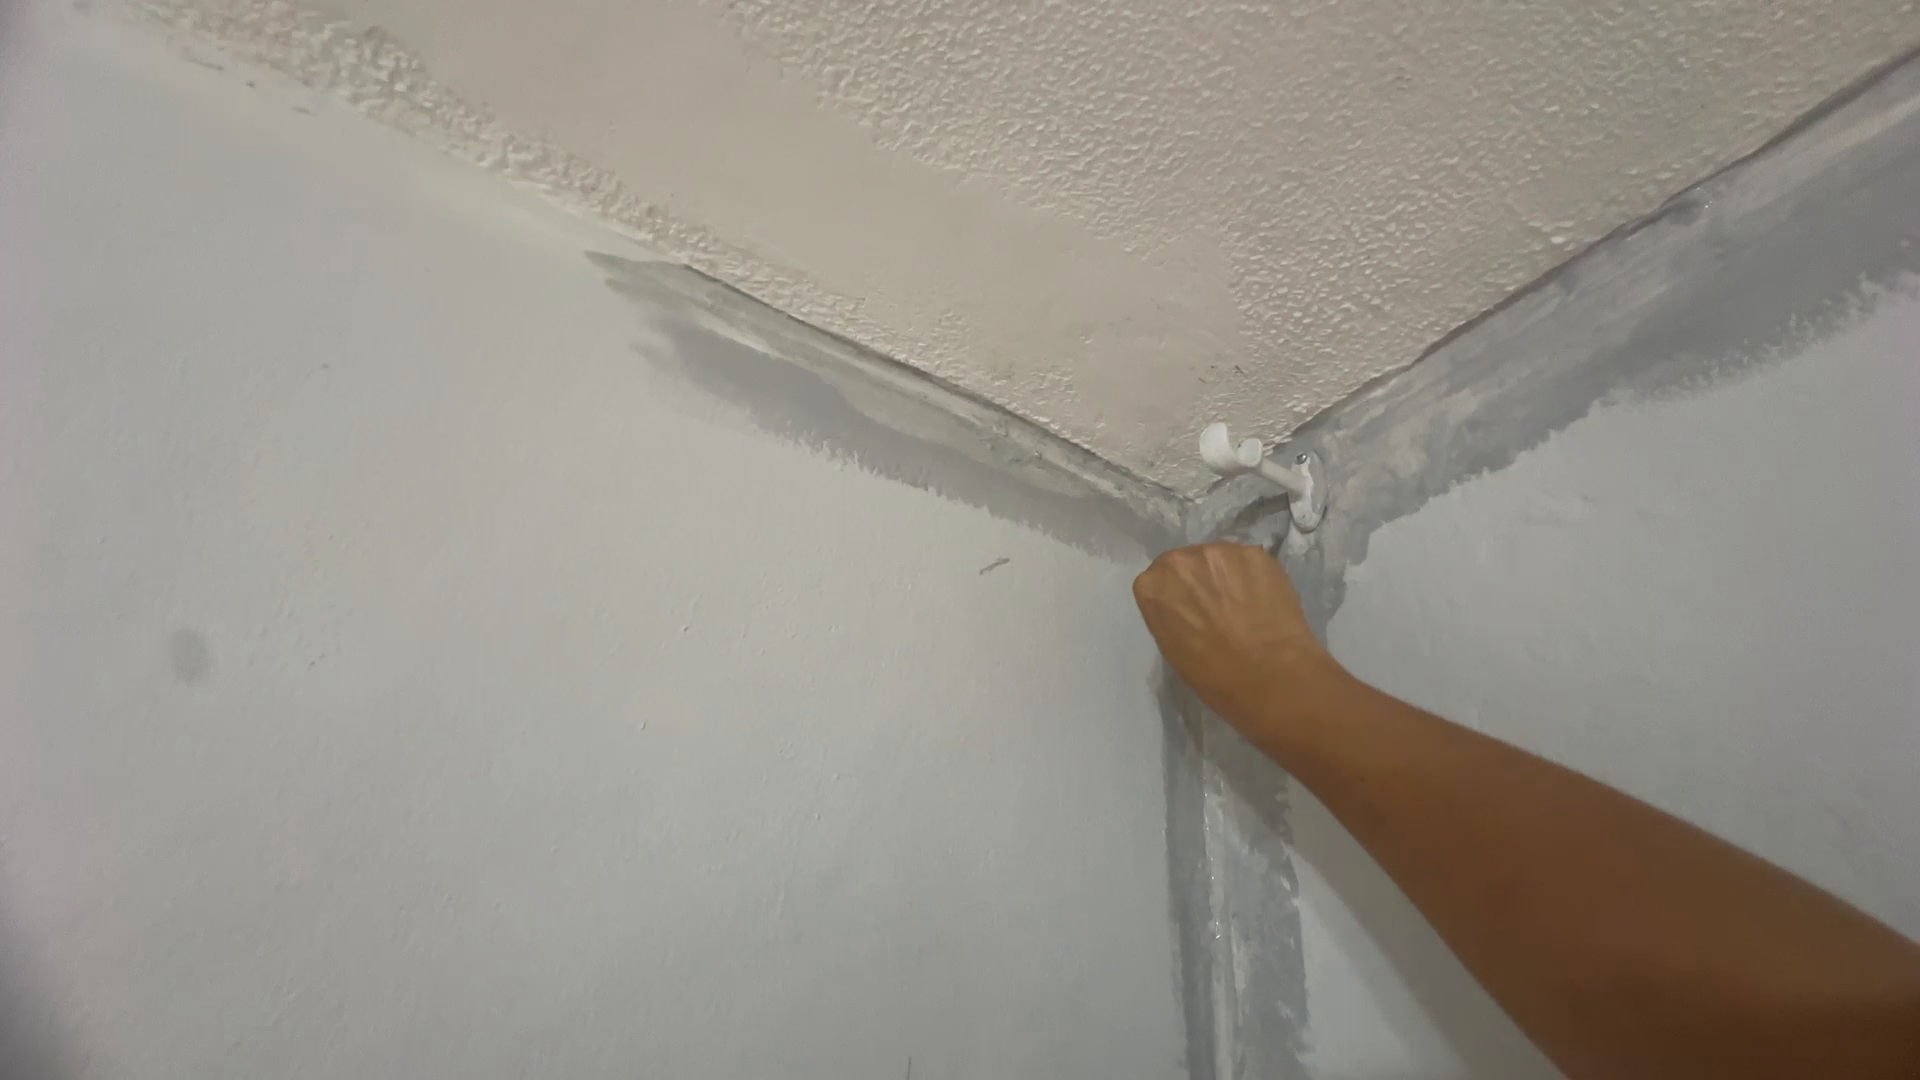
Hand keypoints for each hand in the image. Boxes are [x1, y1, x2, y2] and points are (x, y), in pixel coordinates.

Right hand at [1133, 542, 1342, 731]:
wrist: (1267, 674)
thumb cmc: (1211, 673)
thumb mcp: (1170, 645)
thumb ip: (1169, 612)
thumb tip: (1185, 606)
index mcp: (1151, 584)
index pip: (1158, 580)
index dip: (1176, 595)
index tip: (1189, 610)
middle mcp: (1179, 559)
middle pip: (1187, 562)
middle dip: (1199, 579)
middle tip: (1217, 606)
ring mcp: (1219, 552)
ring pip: (1220, 559)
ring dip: (1227, 575)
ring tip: (1244, 603)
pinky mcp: (1255, 553)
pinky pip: (1249, 562)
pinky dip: (1255, 577)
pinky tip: (1264, 600)